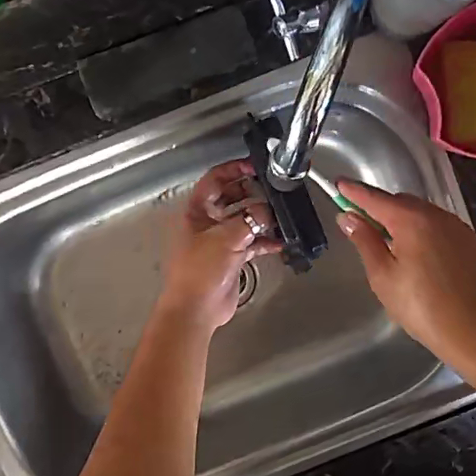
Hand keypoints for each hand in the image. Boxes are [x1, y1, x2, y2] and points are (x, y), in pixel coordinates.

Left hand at [158, 160, 280, 333]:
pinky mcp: (230, 259)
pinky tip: (280, 241)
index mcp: (195, 212)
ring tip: (279, 215)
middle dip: (251, 193)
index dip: (233, 170)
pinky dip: (264, 241)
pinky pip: (251, 243)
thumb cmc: (200, 271)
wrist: (196, 309)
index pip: (214, 180)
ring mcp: (218, 241)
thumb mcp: (226, 237)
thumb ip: (250, 220)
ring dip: (260, 218)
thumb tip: (267, 211)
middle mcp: (205, 223)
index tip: (254, 166)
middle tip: (270, 190)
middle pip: (230, 199)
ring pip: (243, 221)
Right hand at [334, 180, 475, 358]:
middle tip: (361, 221)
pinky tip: (415, 251)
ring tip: (386, 240)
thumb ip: (365, 241)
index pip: (376, 198)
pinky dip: (420, 229)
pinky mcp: (469, 241)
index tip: (338, 184)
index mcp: (412, 220)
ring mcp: (456, 227)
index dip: (354, 192)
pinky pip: (437, 225)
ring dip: (401, 219)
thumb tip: (348, 217)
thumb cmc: (421, 306)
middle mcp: (437, 215)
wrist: (474, 330)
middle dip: (379, 207)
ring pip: (422, 213)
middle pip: (401, 201)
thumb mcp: (383, 276)